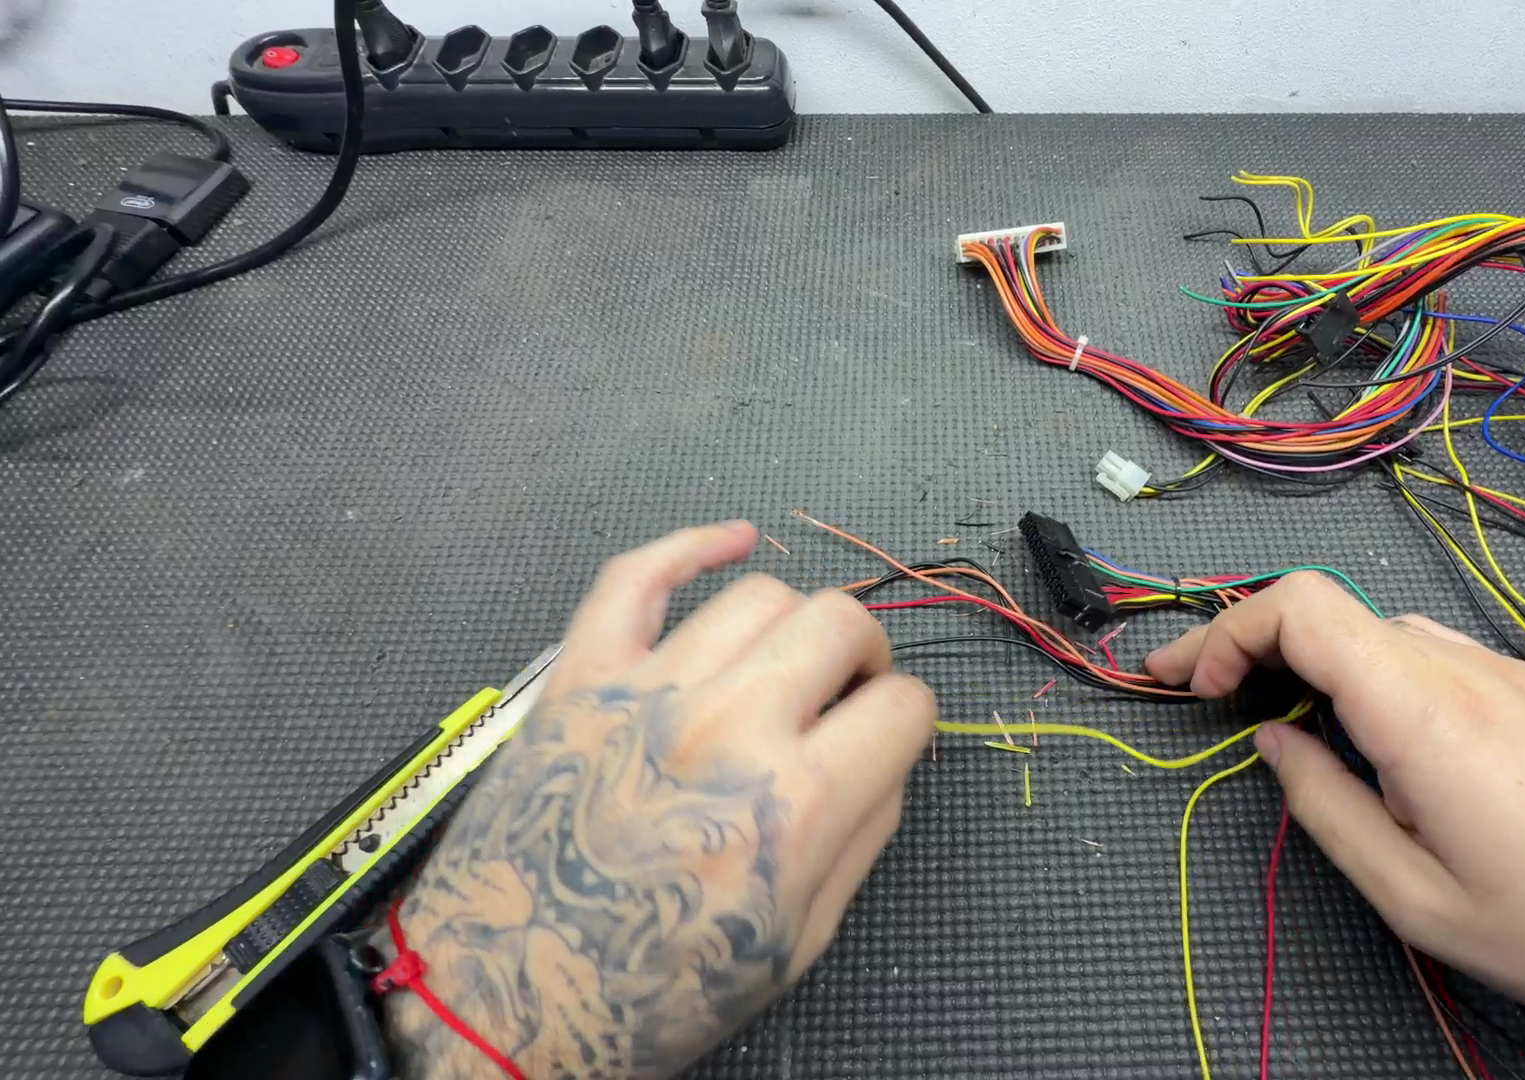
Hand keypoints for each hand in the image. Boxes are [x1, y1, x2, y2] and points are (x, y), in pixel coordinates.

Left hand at [383, 522, 936, 1079]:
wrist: (501, 1005)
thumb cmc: (658, 986)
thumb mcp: (802, 938)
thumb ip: (868, 831)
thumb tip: (890, 749)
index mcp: (795, 805)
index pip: (903, 705)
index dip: (910, 716)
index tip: (889, 729)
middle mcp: (729, 728)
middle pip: (841, 622)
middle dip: (867, 652)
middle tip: (848, 689)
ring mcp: (649, 691)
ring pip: (761, 594)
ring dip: (796, 622)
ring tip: (786, 659)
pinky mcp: (582, 678)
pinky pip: (638, 575)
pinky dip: (692, 545)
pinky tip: (734, 540)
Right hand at [1145, 572, 1524, 1079]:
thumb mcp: (1417, 898)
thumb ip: (1322, 807)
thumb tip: (1272, 742)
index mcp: (1420, 708)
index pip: (1297, 607)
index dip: (1226, 630)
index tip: (1195, 684)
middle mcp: (1456, 666)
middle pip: (1321, 608)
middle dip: (1241, 640)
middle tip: (1196, 686)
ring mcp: (1499, 670)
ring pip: (1366, 632)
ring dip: (1301, 661)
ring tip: (1275, 718)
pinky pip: (1418, 656)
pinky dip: (1358, 675)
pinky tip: (1369, 735)